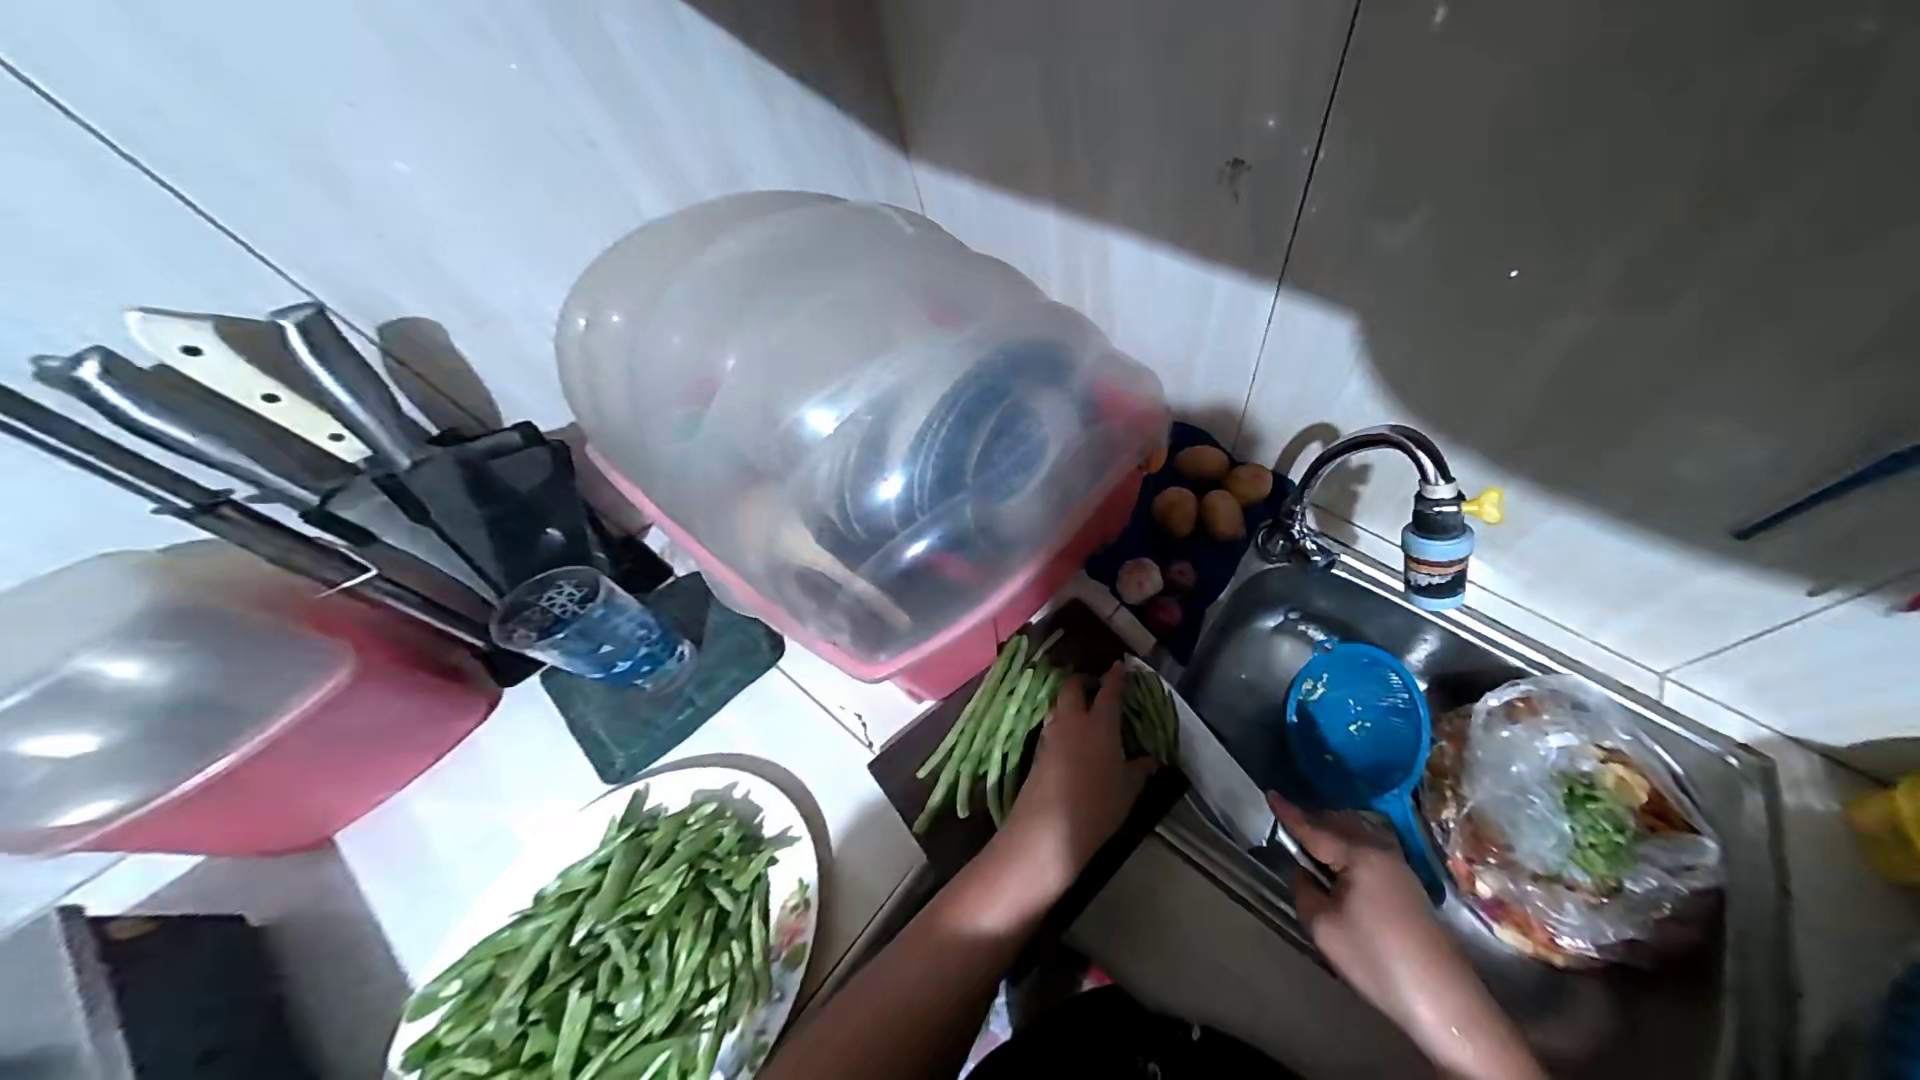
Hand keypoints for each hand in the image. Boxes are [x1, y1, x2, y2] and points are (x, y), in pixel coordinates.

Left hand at [999, 663, 1156, 892]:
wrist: (1046, 830)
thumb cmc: (1096, 808)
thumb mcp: (1127, 792)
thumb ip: (1138, 771)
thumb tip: (1150, 760)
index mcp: (1100, 725)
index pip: (1108, 691)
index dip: (1115, 676)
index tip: (1119, 665)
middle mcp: (1073, 722)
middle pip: (1072, 686)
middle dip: (1084, 680)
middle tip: (1097, 687)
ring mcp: (1051, 735)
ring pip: (1058, 705)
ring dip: (1070, 702)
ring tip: (1085, 714)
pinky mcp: (1037, 750)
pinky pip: (1051, 726)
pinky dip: (1062, 723)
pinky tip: (1072, 740)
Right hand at [1271, 795, 1543, 1079]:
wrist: (1445, 1003)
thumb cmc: (1376, 959)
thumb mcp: (1322, 926)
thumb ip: (1303, 889)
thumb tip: (1303, 872)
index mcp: (1359, 855)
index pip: (1313, 828)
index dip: (1288, 813)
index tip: (1270, 793)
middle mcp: (1381, 852)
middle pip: (1340, 823)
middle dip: (1313, 819)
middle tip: (1287, 823)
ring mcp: (1400, 869)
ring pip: (1358, 836)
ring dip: (1332, 834)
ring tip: (1309, 844)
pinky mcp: (1408, 888)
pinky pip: (1369, 852)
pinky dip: (1348, 849)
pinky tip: (1339, 866)